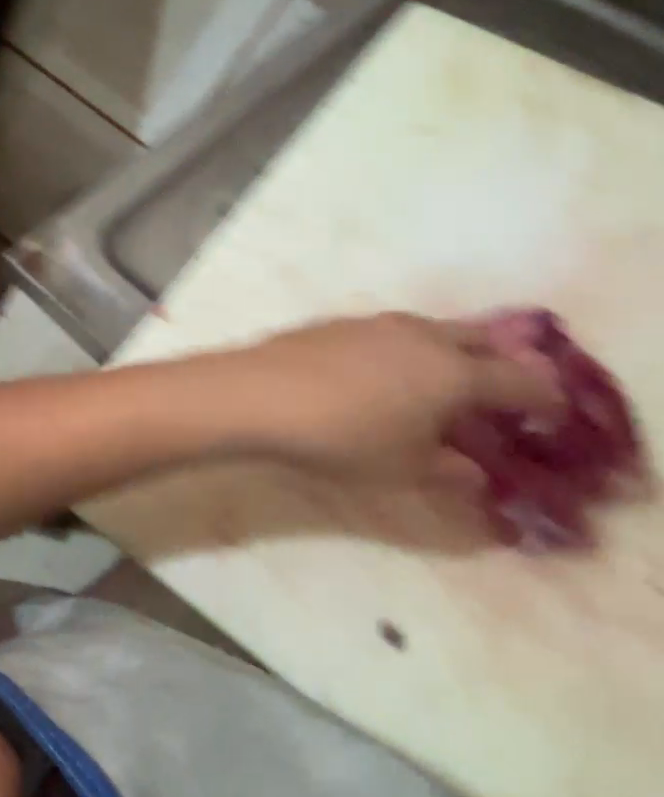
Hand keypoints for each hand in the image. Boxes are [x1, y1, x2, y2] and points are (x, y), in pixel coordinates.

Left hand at [218, 312, 563, 480]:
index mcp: (457, 371)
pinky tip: (379, 372)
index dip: (543, 403)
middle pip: (481, 341)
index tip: (547, 420)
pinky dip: (397, 350)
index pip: (524, 382)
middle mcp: (420, 336)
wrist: (248, 395)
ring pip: (428, 330)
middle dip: (500, 363)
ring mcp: (369, 324)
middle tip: (500, 391)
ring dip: (444, 351)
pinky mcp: (326, 324)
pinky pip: (382, 333)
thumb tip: (470, 472)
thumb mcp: (404, 468)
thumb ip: (448, 470)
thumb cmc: (338, 436)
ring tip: (438, 380)